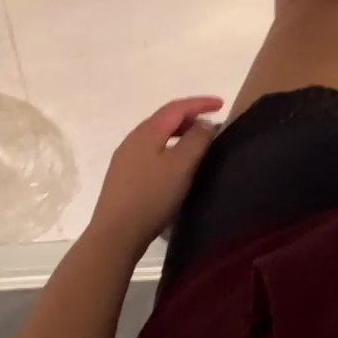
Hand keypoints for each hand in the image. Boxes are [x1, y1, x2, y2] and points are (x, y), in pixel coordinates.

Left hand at [87, 97, 221, 249]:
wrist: (115, 235)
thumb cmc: (152, 196)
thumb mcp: (182, 165)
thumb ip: (197, 139)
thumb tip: (205, 124)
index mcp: (147, 132)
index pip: (177, 107)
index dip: (201, 103)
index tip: (222, 104)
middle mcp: (133, 140)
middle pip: (165, 119)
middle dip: (190, 117)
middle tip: (212, 124)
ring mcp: (125, 159)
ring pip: (157, 136)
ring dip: (180, 134)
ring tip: (198, 144)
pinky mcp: (123, 177)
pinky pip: (151, 151)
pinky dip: (170, 148)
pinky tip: (176, 166)